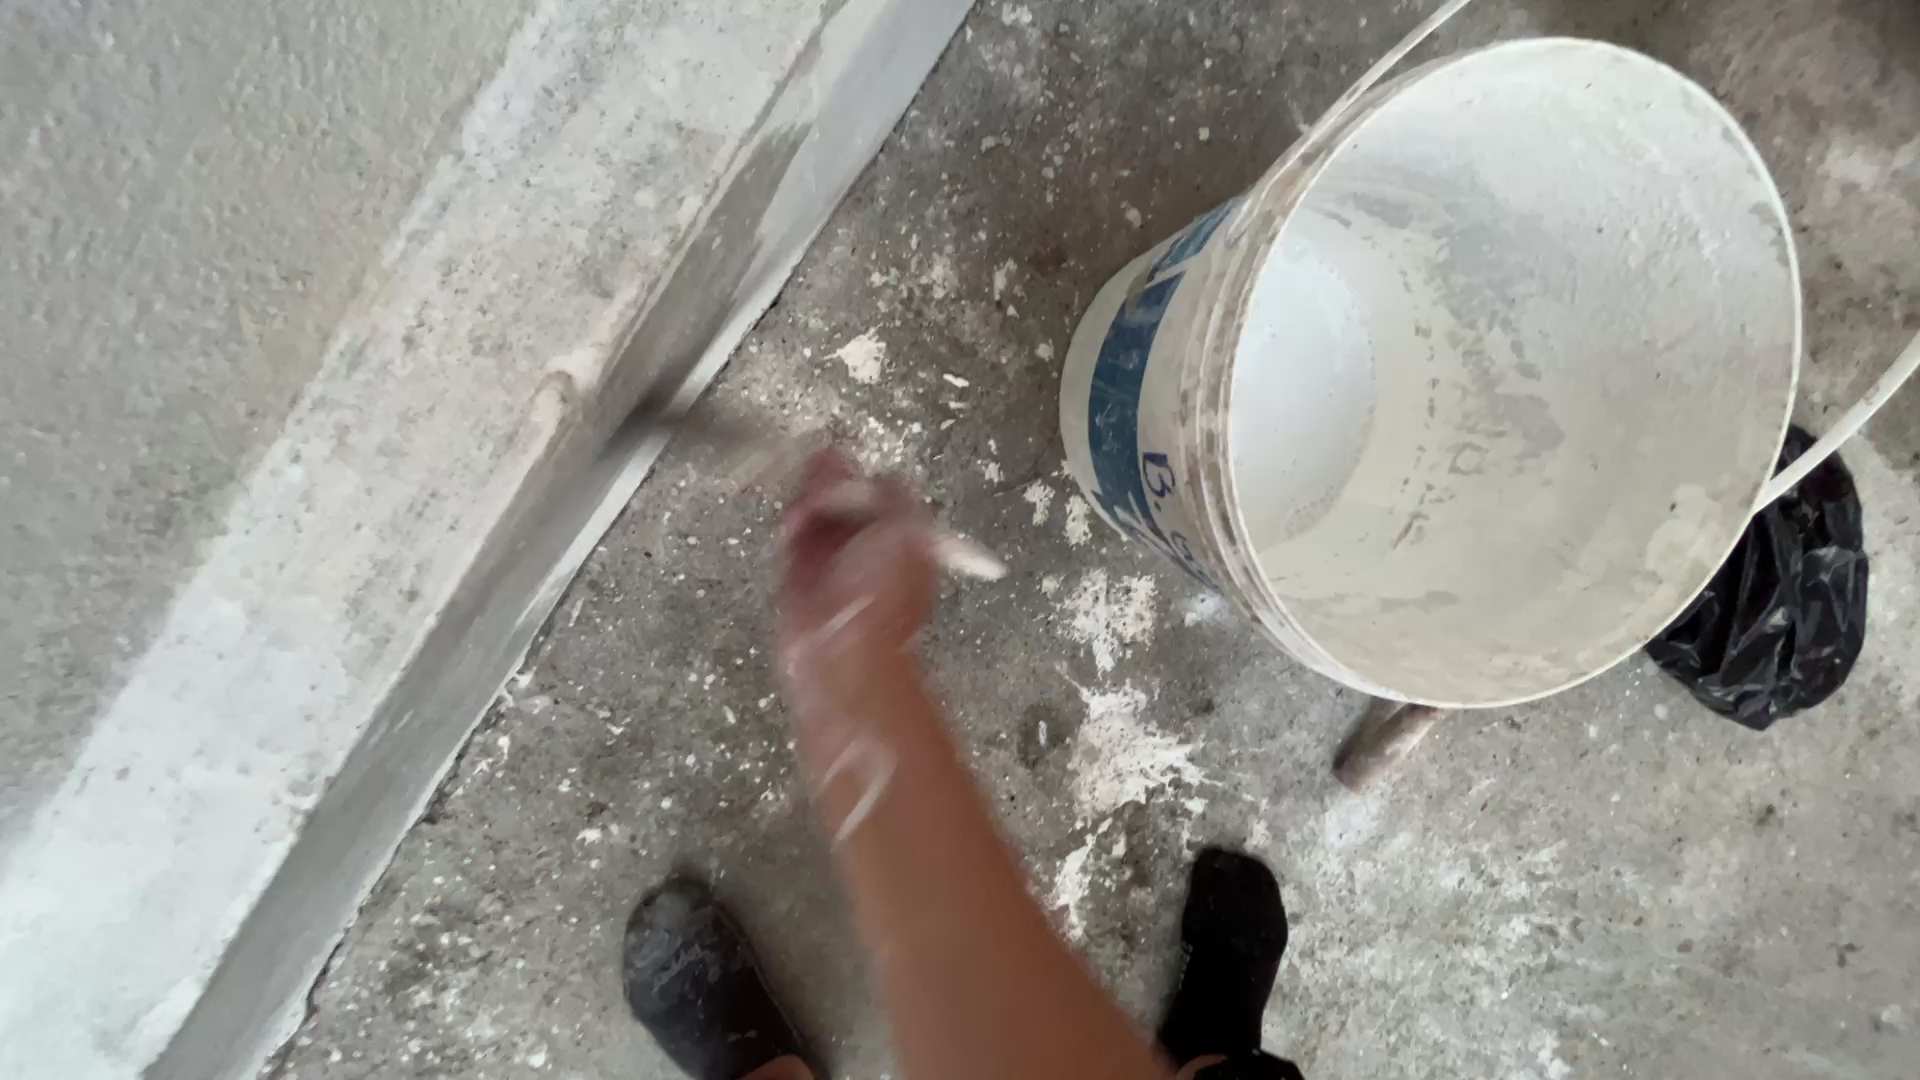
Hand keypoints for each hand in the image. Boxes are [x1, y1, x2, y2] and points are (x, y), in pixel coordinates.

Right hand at [775, 448, 937, 715]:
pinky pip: (796, 536)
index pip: (886, 495)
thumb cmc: (884, 595)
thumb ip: (895, 496)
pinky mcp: (802, 573)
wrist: (843, 647)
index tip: (851, 467)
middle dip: (834, 481)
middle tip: (820, 463)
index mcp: (907, 540)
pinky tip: (792, 522)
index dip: (868, 480)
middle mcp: (873, 549)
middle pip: (849, 500)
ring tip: (805, 494)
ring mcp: (836, 561)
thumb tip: (884, 475)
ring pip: (820, 514)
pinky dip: (792, 524)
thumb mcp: (905, 530)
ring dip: (810, 498)